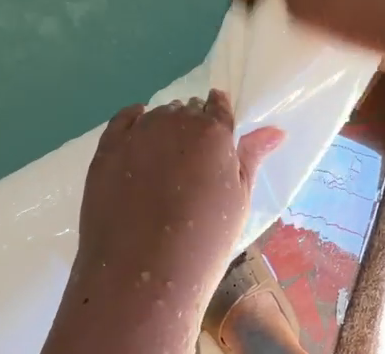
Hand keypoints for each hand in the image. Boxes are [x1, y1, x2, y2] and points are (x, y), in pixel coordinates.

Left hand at [69, 91, 283, 311]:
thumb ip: (252, 157)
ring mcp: (139, 132)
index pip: (218, 105)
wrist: (142, 278)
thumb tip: (276, 130)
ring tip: (164, 168)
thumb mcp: (238, 200)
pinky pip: (124, 118)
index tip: (216, 139)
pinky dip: (133, 122)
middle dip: (192, 129)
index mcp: (213, 131)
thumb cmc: (202, 243)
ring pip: (158, 116)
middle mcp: (176, 121)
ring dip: (165, 129)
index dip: (218, 119)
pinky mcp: (108, 148)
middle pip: (188, 111)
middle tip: (191, 166)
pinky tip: (137, 141)